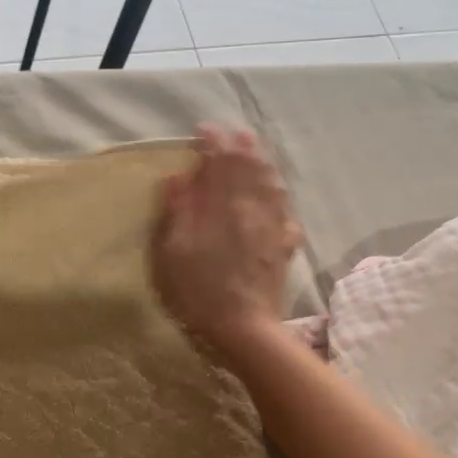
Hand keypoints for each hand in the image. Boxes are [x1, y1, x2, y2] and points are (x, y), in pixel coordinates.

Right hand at [150, 125, 301, 365]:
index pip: (222, 162)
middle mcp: (253, 208)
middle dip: (240, 146)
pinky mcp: (284, 244)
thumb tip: (179, 177)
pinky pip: (284, 208)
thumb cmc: (198, 291)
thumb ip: (177, 211)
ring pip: (271, 183)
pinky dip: (277, 192)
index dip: (214, 142)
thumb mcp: (173, 252)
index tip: (202, 129)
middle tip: (230, 133)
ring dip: (262, 162)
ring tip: (253, 150)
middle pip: (251, 167)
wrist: (243, 327)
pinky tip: (275, 193)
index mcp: (223, 206)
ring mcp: (273, 226)